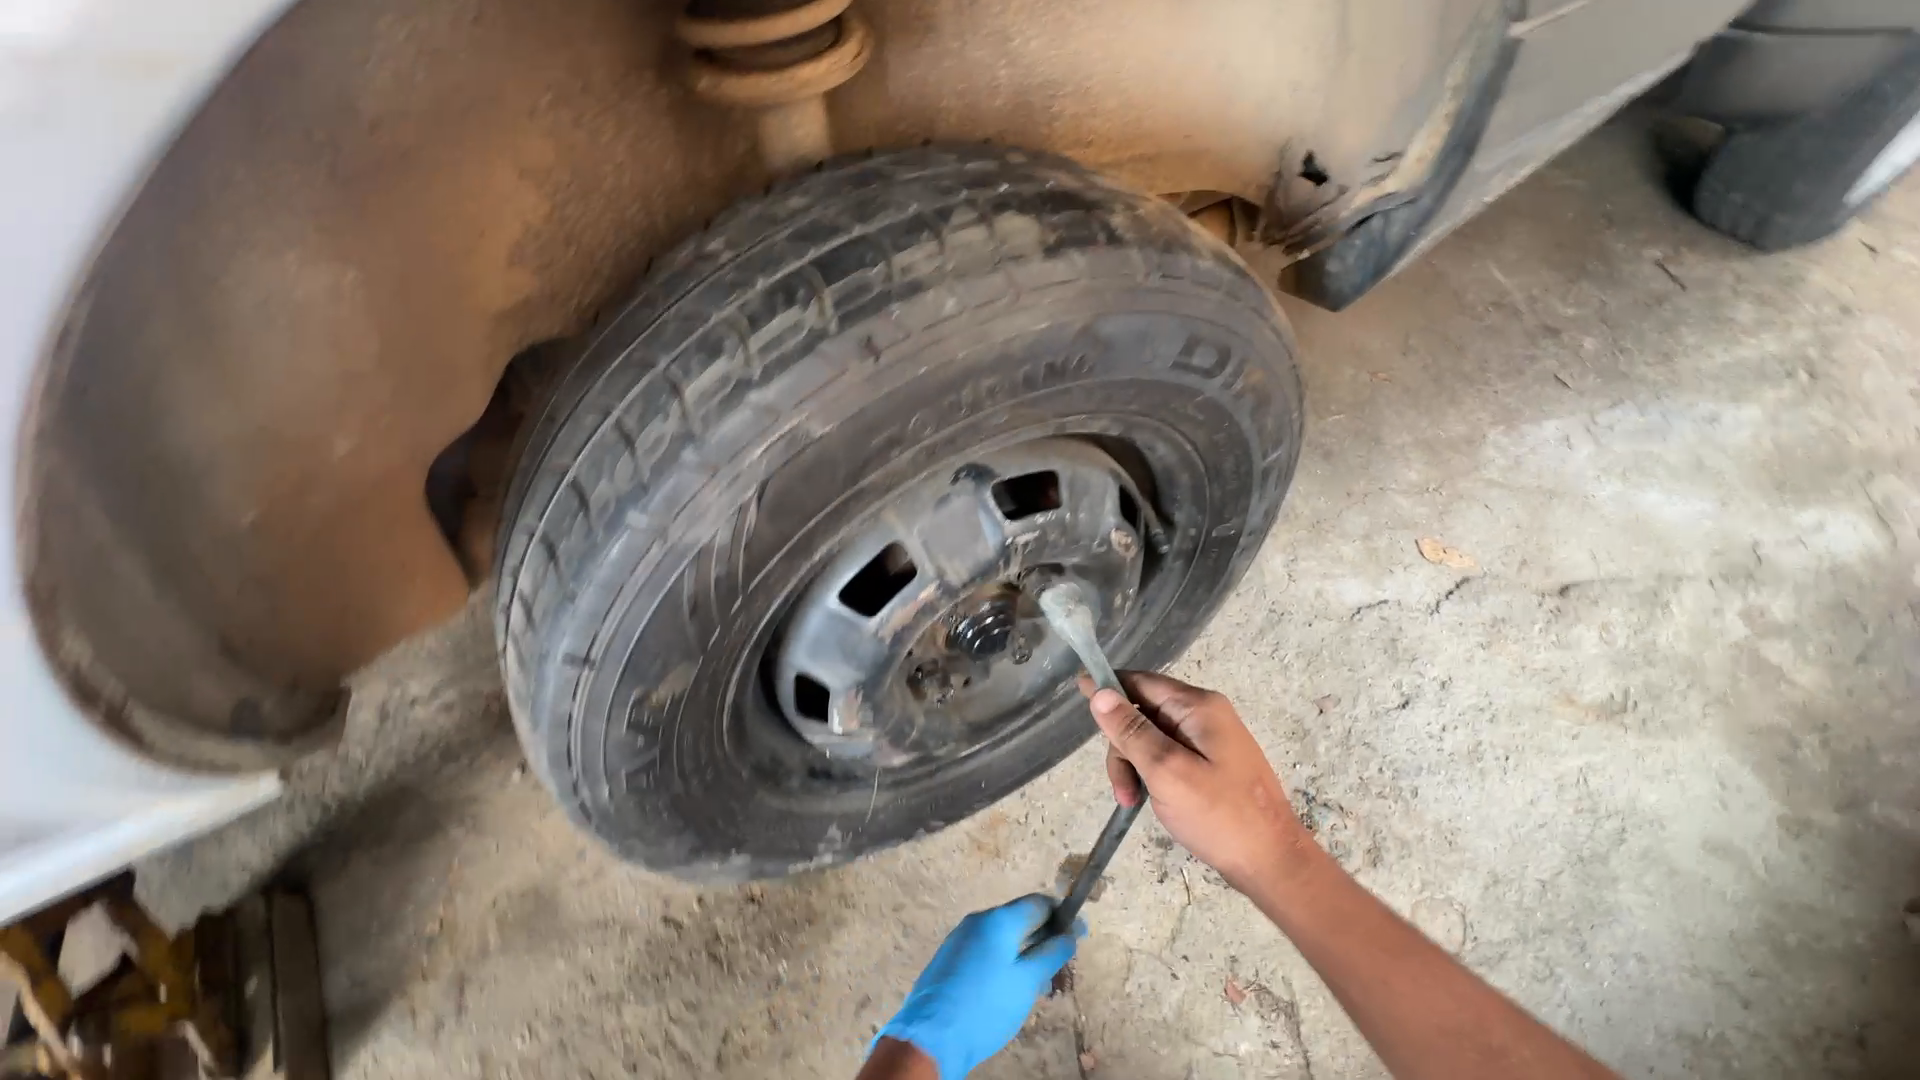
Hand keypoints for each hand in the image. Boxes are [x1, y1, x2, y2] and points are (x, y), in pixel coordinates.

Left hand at [874, 895, 1081, 1077]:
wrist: (930, 1036)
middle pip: (1020, 919)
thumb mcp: (1026, 982)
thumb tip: (1070, 934)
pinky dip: (1007, 962)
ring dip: (1028, 954)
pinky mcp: (952, 960)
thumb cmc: (985, 1006)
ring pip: (1004, 938)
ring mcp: (961, 940)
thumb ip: (1051, 954)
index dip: (1063, 915)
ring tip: (1042, 985)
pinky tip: (1014, 989)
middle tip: (1064, 966)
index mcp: (997, 920)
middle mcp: (978, 921)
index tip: (1081, 934)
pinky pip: (988, 951)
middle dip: (1046, 938)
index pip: (1038, 903)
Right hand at [1079, 672, 1319, 893]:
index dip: (1108, 689)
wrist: (1273, 863)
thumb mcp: (1166, 771)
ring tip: (1133, 801)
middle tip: (1122, 789)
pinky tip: (1151, 800)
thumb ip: (1130, 731)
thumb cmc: (1219, 816)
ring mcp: (1209, 740)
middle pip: (1142, 712)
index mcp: (1198, 707)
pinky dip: (1152, 775)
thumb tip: (1099, 692)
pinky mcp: (1211, 764)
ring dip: (1135, 765)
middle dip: (1123, 746)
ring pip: (1151, 738)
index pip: (1140, 682)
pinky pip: (1168, 756)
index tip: (1076, 696)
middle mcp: (1205, 715)